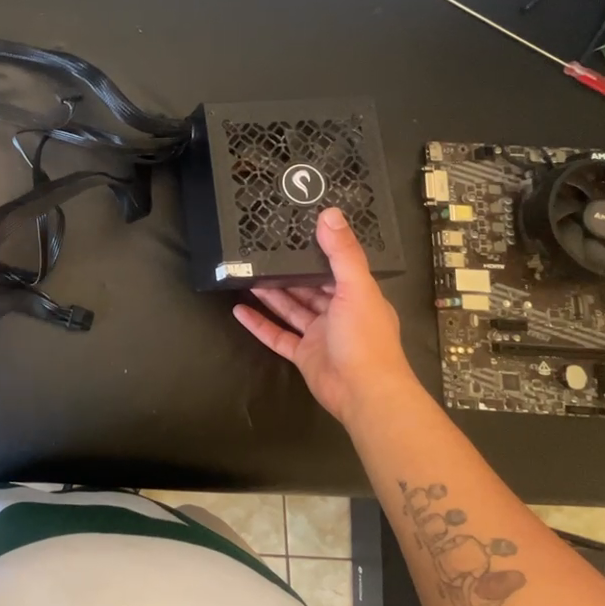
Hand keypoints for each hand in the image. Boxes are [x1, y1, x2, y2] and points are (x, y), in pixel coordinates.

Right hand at [233, 206, 421, 427]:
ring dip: (270, 295)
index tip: (294, 235)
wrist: (363, 392)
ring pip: (291, 310)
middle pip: (309, 289)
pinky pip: (277, 335)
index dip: (316, 253)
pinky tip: (239, 311)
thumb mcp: (356, 287)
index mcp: (358, 297)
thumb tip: (331, 213)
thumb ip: (342, 252)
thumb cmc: (365, 337)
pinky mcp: (303, 355)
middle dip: (287, 274)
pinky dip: (259, 324)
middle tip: (261, 255)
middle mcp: (340, 314)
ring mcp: (320, 336)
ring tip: (246, 277)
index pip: (335, 269)